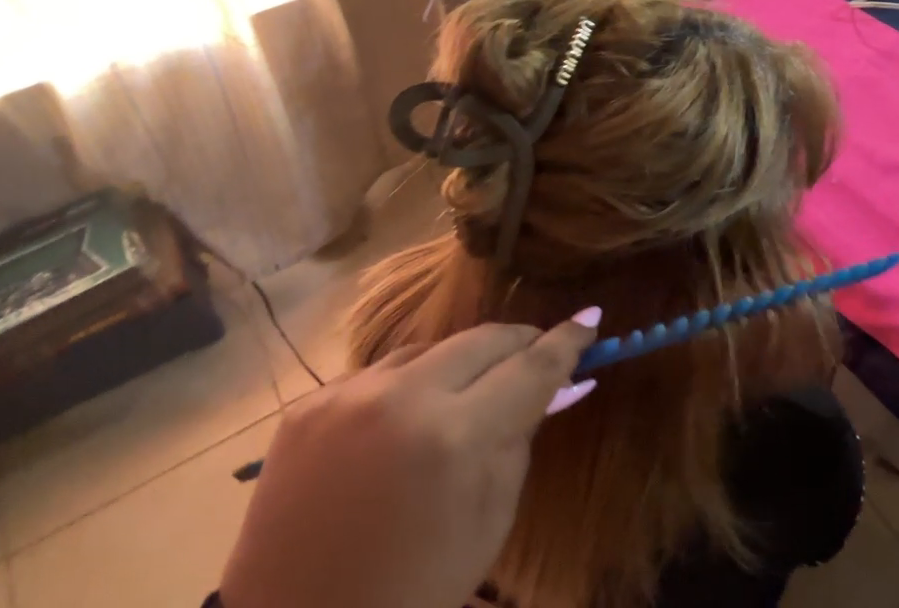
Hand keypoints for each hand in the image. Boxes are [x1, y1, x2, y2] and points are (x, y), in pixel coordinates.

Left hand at [219, 311, 600, 607]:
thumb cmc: (416, 589)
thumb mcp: (491, 517)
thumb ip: (523, 435)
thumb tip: (564, 381)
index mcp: (456, 438)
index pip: (531, 367)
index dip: (567, 340)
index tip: (590, 318)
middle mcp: (401, 398)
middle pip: (483, 339)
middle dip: (519, 342)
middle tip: (539, 353)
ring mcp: (346, 396)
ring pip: (430, 349)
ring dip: (460, 364)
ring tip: (469, 395)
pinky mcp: (307, 405)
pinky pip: (379, 374)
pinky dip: (406, 387)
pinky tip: (407, 421)